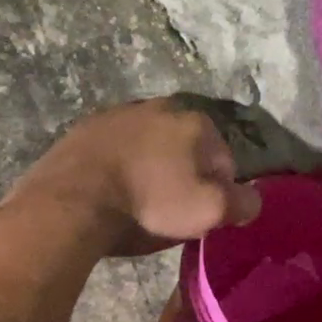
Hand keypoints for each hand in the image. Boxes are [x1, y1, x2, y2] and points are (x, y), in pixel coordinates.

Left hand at [0, 99, 261, 256]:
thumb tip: (252, 199)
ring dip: (151, 168)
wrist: (69, 204)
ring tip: (139, 202)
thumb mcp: (210, 212)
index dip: (218, 191)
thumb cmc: (149, 205)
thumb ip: (243, 203)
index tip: (199, 214)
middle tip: (170, 209)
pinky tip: (111, 192)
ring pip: (150, 145)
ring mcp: (118, 114)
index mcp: (196, 122)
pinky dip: (119, 167)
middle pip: (186, 148)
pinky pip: (115, 149)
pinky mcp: (83, 128)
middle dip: (184, 173)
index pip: (225, 160)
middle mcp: (160, 106)